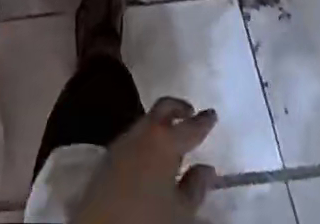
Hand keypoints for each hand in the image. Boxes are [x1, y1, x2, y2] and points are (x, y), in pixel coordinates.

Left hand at [72, 98, 218, 223]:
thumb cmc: (149, 220)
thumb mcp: (182, 211)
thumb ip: (196, 187)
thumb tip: (206, 169)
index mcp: (164, 141)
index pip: (190, 126)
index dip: (204, 121)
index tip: (212, 114)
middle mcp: (142, 133)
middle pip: (162, 109)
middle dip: (178, 108)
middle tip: (191, 113)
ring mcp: (121, 142)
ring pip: (145, 122)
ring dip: (160, 123)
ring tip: (173, 139)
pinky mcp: (107, 156)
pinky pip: (133, 137)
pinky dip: (146, 137)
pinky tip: (151, 154)